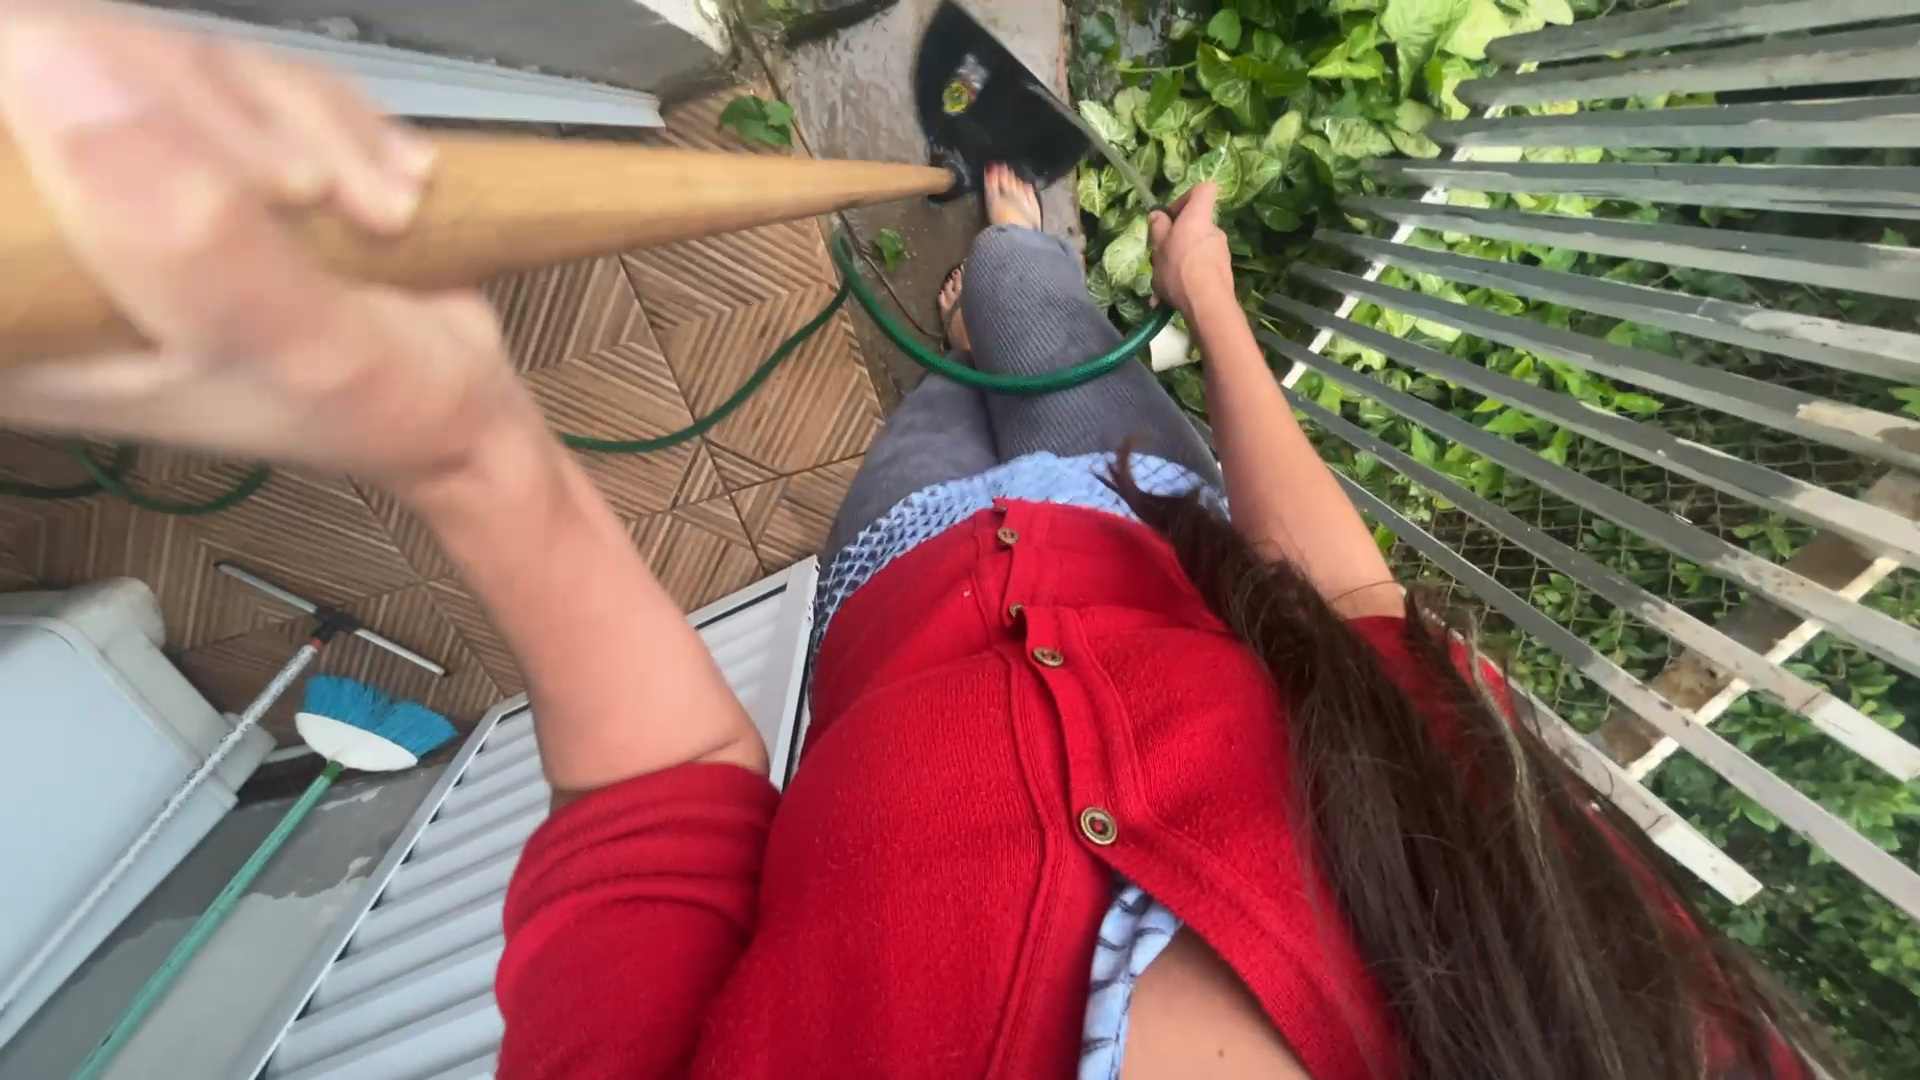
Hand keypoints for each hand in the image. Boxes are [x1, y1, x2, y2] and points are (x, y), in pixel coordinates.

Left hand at [0, 5, 544, 499]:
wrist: (469, 410)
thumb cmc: (389, 410)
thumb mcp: (301, 351)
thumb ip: (196, 244)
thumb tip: (52, 62)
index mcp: (19, 304)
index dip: (81, 125)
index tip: (246, 198)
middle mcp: (61, 229)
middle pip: (66, 60)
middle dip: (234, 123)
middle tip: (321, 201)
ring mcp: (147, 186)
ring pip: (177, 57)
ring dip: (314, 128)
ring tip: (385, 213)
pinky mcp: (224, 159)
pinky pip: (255, 74)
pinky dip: (343, 120)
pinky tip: (392, 181)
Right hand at [1148, 183, 1234, 317]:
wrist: (1207, 304)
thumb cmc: (1179, 270)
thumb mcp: (1159, 248)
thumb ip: (1158, 228)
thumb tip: (1158, 214)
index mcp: (1198, 218)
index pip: (1204, 189)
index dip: (1186, 197)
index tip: (1171, 216)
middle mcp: (1213, 230)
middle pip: (1195, 226)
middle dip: (1176, 240)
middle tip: (1160, 258)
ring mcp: (1220, 252)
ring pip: (1194, 251)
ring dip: (1178, 264)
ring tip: (1161, 286)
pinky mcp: (1222, 272)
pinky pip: (1198, 271)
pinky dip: (1184, 280)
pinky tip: (1168, 300)